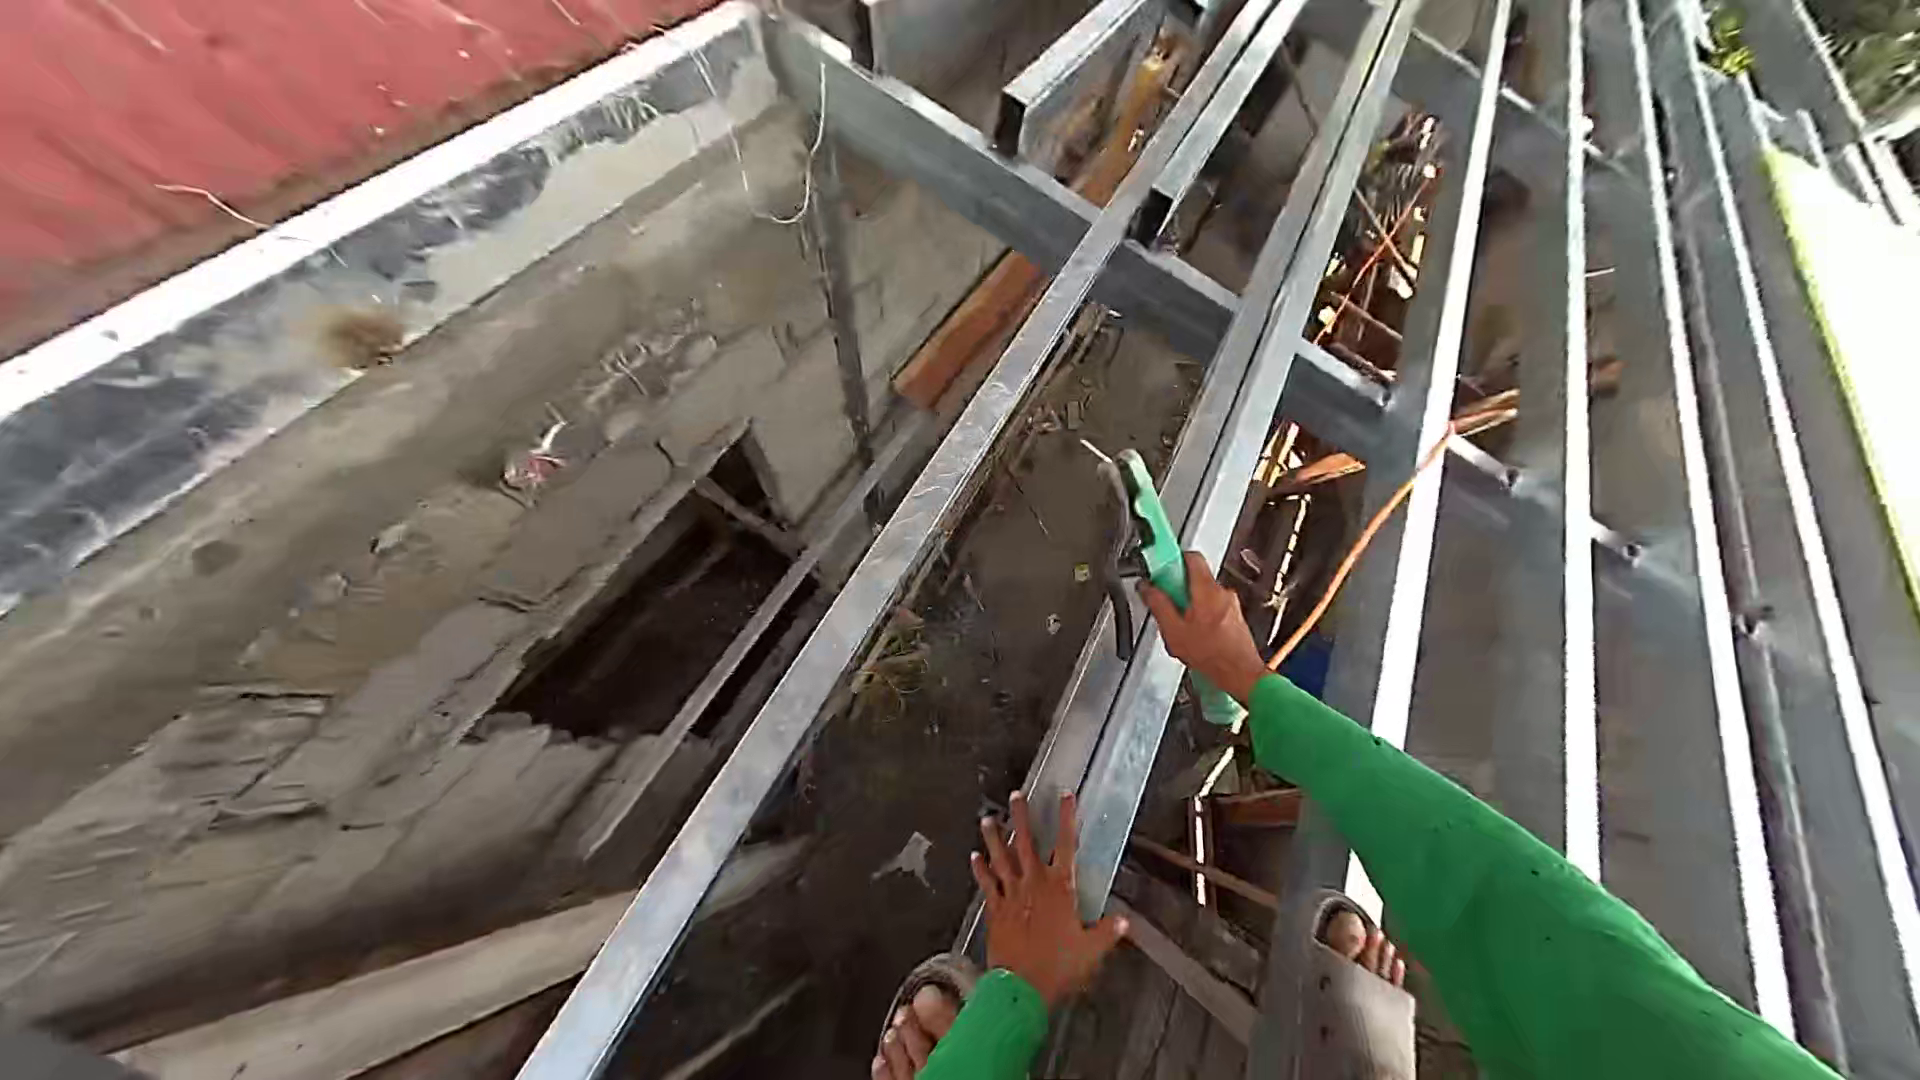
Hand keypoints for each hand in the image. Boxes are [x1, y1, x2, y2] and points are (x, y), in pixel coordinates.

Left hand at [972, 791, 1126, 1005]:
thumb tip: (1124, 922)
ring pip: (1001, 857)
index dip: (1067, 817)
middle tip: (1015, 795)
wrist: (1023, 987)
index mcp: (1059, 887)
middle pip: (1026, 842)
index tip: (1066, 795)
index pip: (1066, 844)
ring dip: (994, 837)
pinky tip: (974, 856)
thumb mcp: (1090, 950)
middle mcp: (1034, 882)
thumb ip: (1106, 933)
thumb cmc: (1059, 966)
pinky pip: (986, 883)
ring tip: (987, 819)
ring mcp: (1011, 893)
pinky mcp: (995, 908)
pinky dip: (980, 869)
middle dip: (1021, 816)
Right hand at [1138, 551, 1268, 704]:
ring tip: (1179, 626)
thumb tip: (1146, 588)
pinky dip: (1199, 614)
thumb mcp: (1174, 630)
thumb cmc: (1212, 655)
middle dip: (1176, 589)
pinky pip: (1211, 606)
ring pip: (1202, 593)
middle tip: (1165, 605)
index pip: (1191, 557)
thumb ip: (1158, 604)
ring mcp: (1230, 604)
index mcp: (1207, 590)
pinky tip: (1193, 634)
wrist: (1240, 674)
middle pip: (1193, 577)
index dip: (1173, 558)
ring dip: (1188, 604)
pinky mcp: (1234, 616)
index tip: (1160, 568)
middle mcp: (1222, 592)